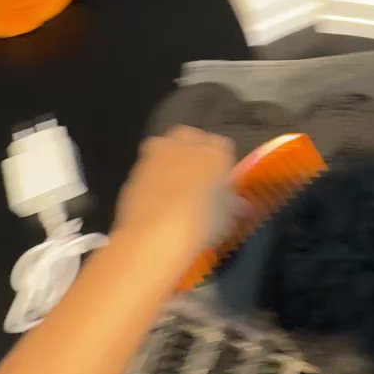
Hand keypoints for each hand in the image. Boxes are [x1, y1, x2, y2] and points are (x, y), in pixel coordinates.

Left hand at [110, 127, 234, 272]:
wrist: (153, 236)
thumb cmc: (201, 224)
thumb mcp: (227, 218)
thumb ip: (232, 204)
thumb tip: (239, 203)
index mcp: (217, 151)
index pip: (224, 146)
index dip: (222, 163)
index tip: (221, 180)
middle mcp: (187, 144)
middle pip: (192, 137)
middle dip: (193, 151)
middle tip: (197, 177)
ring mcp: (157, 154)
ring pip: (166, 148)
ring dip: (170, 161)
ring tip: (175, 188)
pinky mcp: (134, 169)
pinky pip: (149, 167)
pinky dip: (153, 178)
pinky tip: (156, 199)